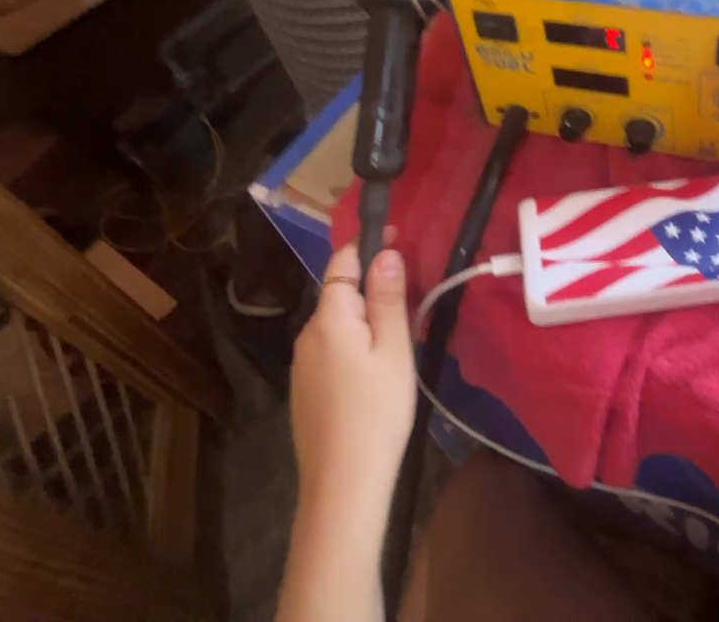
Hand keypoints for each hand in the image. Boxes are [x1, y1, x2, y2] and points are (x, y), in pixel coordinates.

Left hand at [290, 241, 417, 509]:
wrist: (343, 485)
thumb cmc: (377, 412)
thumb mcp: (393, 350)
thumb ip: (388, 298)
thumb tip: (384, 251)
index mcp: (328, 318)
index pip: (342, 262)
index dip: (368, 243)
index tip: (399, 234)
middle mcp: (307, 334)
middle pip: (340, 293)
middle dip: (372, 284)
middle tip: (415, 294)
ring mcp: (302, 364)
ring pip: (338, 323)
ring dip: (366, 317)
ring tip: (403, 334)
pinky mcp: (306, 389)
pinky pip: (333, 348)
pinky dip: (355, 343)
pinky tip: (378, 369)